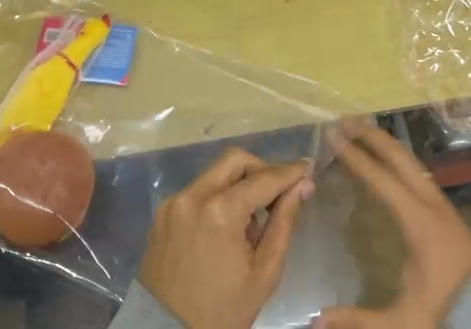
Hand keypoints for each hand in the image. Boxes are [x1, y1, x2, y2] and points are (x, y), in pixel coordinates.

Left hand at [138, 147, 314, 328]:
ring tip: (252, 219)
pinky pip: (197, 191)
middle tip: (280, 191)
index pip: (264, 178)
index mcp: (220, 211)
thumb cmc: (223, 310)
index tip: (308, 167)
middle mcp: (193, 196)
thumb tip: (304, 185)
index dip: (289, 171)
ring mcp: (173, 202)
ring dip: (239, 183)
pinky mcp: (162, 212)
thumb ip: (285, 222)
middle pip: (235, 160)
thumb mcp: (264, 272)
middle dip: (262, 169)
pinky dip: (217, 197)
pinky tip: (227, 227)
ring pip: (215, 173)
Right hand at [314, 121, 470, 328]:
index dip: (355, 156)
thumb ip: (360, 319)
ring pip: (409, 159)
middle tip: (342, 120)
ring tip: (360, 128)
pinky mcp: (444, 207)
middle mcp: (430, 202)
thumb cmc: (444, 308)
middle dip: (370, 135)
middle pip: (398, 156)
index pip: (380, 179)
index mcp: (418, 222)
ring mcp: (440, 201)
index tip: (333, 135)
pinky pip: (416, 169)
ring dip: (384, 142)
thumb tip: (315, 320)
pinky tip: (384, 156)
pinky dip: (396, 155)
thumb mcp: (403, 320)